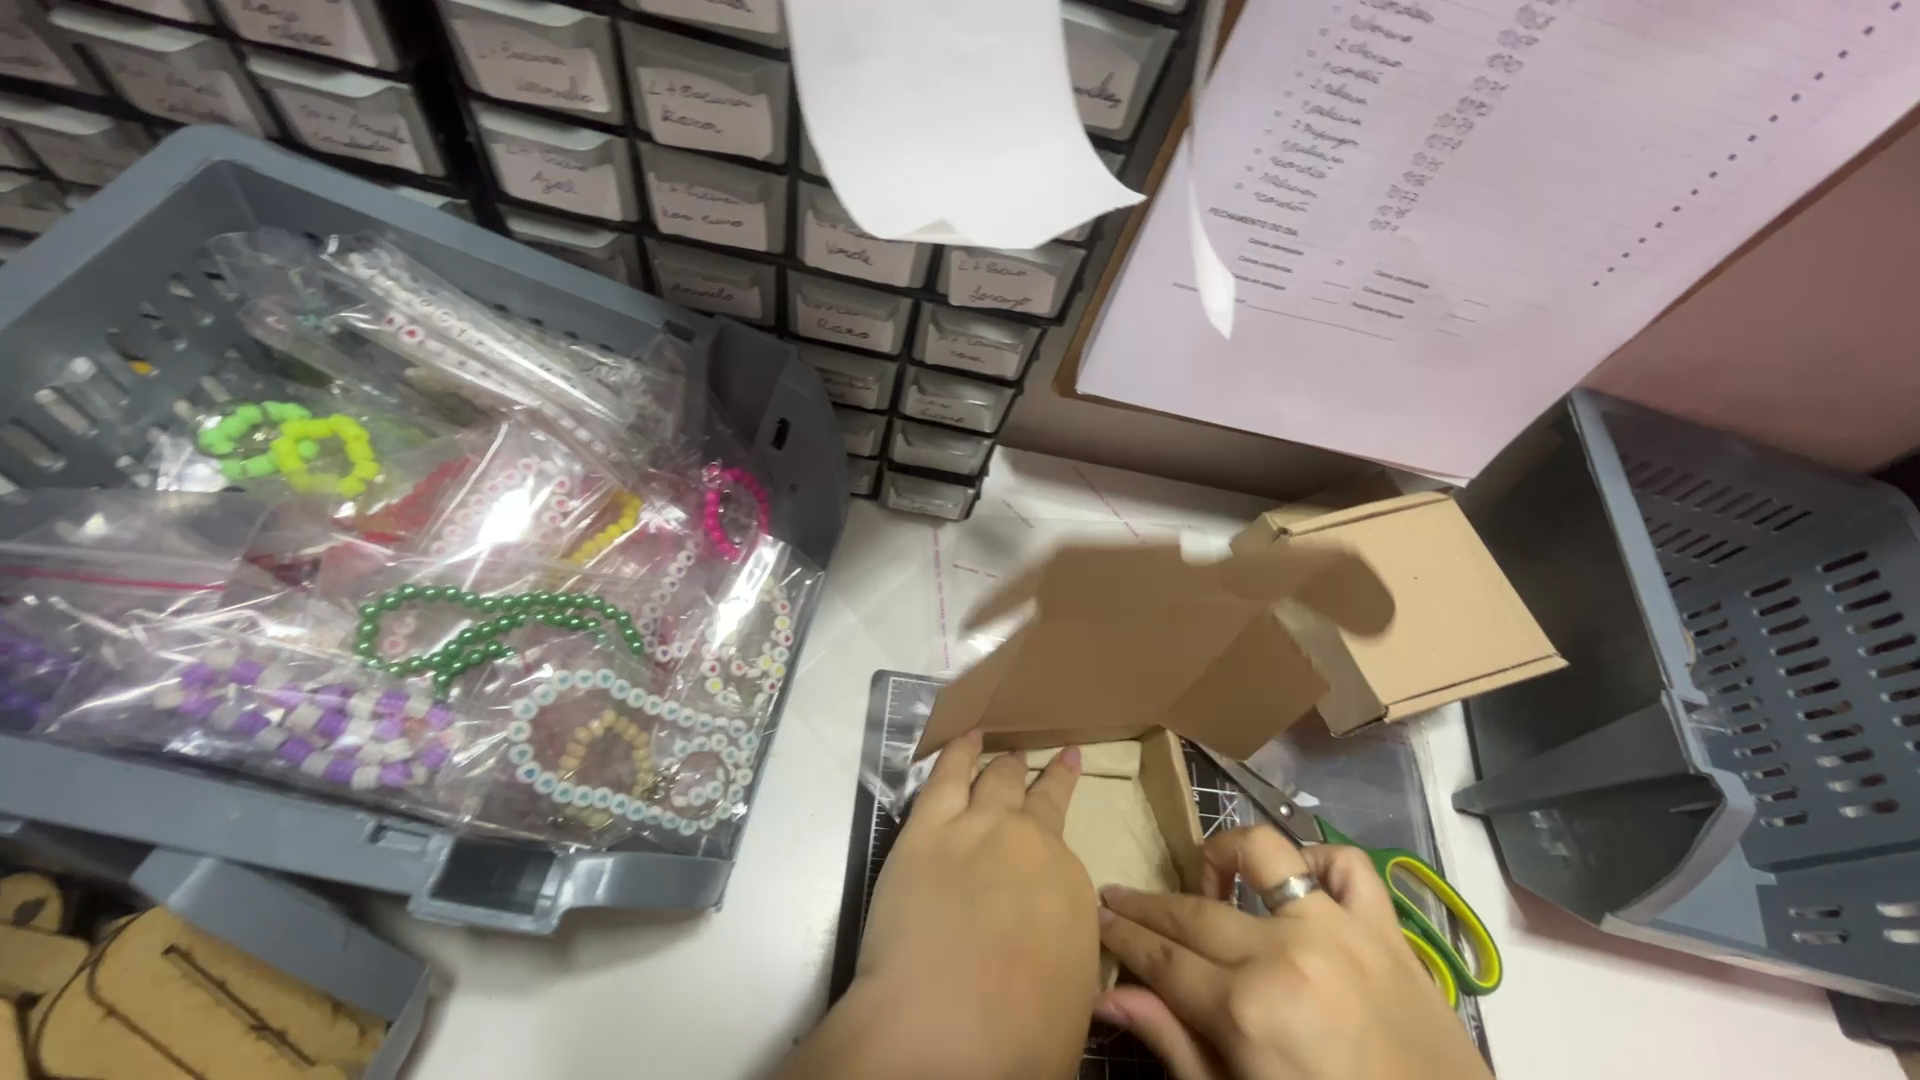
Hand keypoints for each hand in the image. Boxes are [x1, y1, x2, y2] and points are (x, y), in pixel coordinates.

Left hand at [776, 731, 1097, 1079]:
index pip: (1066, 840)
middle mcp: (1028, 842)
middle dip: (1044, 777)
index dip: (1068, 806)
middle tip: (1050, 756)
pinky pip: (945, 776)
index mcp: (1069, 885)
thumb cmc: (1019, 1034)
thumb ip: (1066, 942)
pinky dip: (958, 752)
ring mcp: (976, 828)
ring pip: (995, 779)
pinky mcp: (925, 829)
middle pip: (1036, 799)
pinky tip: (965, 738)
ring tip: (1006, 747)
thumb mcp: (1073, 996)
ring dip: (1004, 762)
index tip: (1070, 779)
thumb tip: (1057, 928)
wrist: (946, 1027)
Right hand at [1094, 825, 1491, 1079]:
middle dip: (1145, 904)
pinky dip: (1317, 862)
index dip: (1120, 935)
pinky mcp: (1386, 929)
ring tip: (1208, 882)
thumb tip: (1106, 996)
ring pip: (1262, 855)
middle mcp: (1284, 954)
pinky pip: (1346, 865)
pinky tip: (1298, 886)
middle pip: (1193, 911)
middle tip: (1118, 897)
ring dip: (1223, 858)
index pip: (1160, 956)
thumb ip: (1173, 1045)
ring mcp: (1339, 931)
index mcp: (1245, 1011)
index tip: (1095, 916)